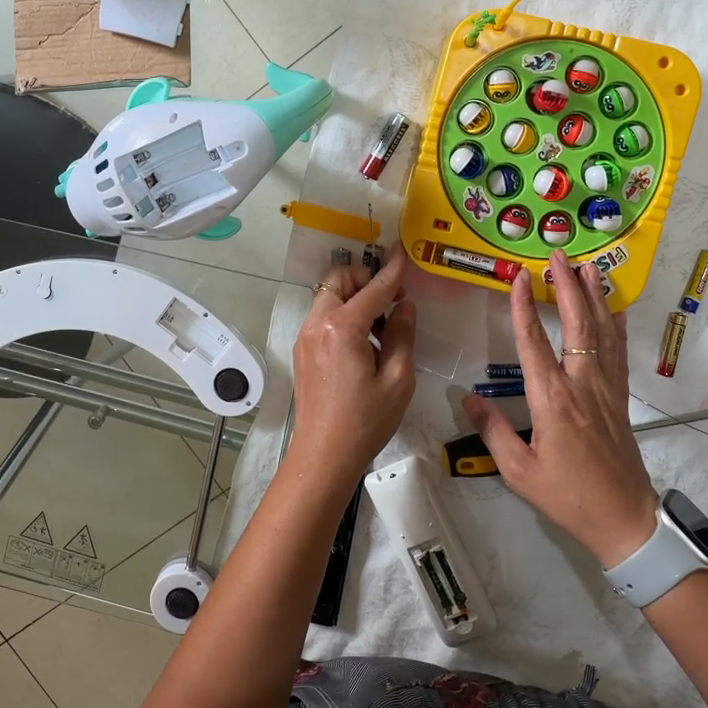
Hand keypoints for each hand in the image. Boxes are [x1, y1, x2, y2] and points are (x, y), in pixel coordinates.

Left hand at [286, 247, 416, 484]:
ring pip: (329, 297)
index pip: (373, 288)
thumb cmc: (365, 421)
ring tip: (382, 329)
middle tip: (393, 303)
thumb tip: (404, 306)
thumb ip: (402, 335)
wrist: (324, 454)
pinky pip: (323, 318)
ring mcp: (305, 337)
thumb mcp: (397, 379)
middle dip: (366, 281)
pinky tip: (363, 344)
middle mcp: (317, 324)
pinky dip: (343, 316)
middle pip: (340, 280)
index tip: (403, 252)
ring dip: (355, 299)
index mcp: (342, 328)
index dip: (392, 271)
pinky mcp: (302, 351)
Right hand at [462, 250, 659, 566]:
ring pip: (603, 332)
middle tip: (558, 256)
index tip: (518, 277)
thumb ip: (493, 432)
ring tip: (587, 267)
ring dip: (595, 296)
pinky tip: (614, 308)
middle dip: (567, 286)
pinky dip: (616, 325)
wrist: (624, 519)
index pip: (534, 343)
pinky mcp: (620, 397)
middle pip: (577, 325)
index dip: (524, 307)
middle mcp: (582, 385)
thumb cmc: (567, 496)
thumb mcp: (519, 471)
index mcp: (552, 400)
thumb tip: (468, 399)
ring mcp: (606, 389)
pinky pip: (618, 352)